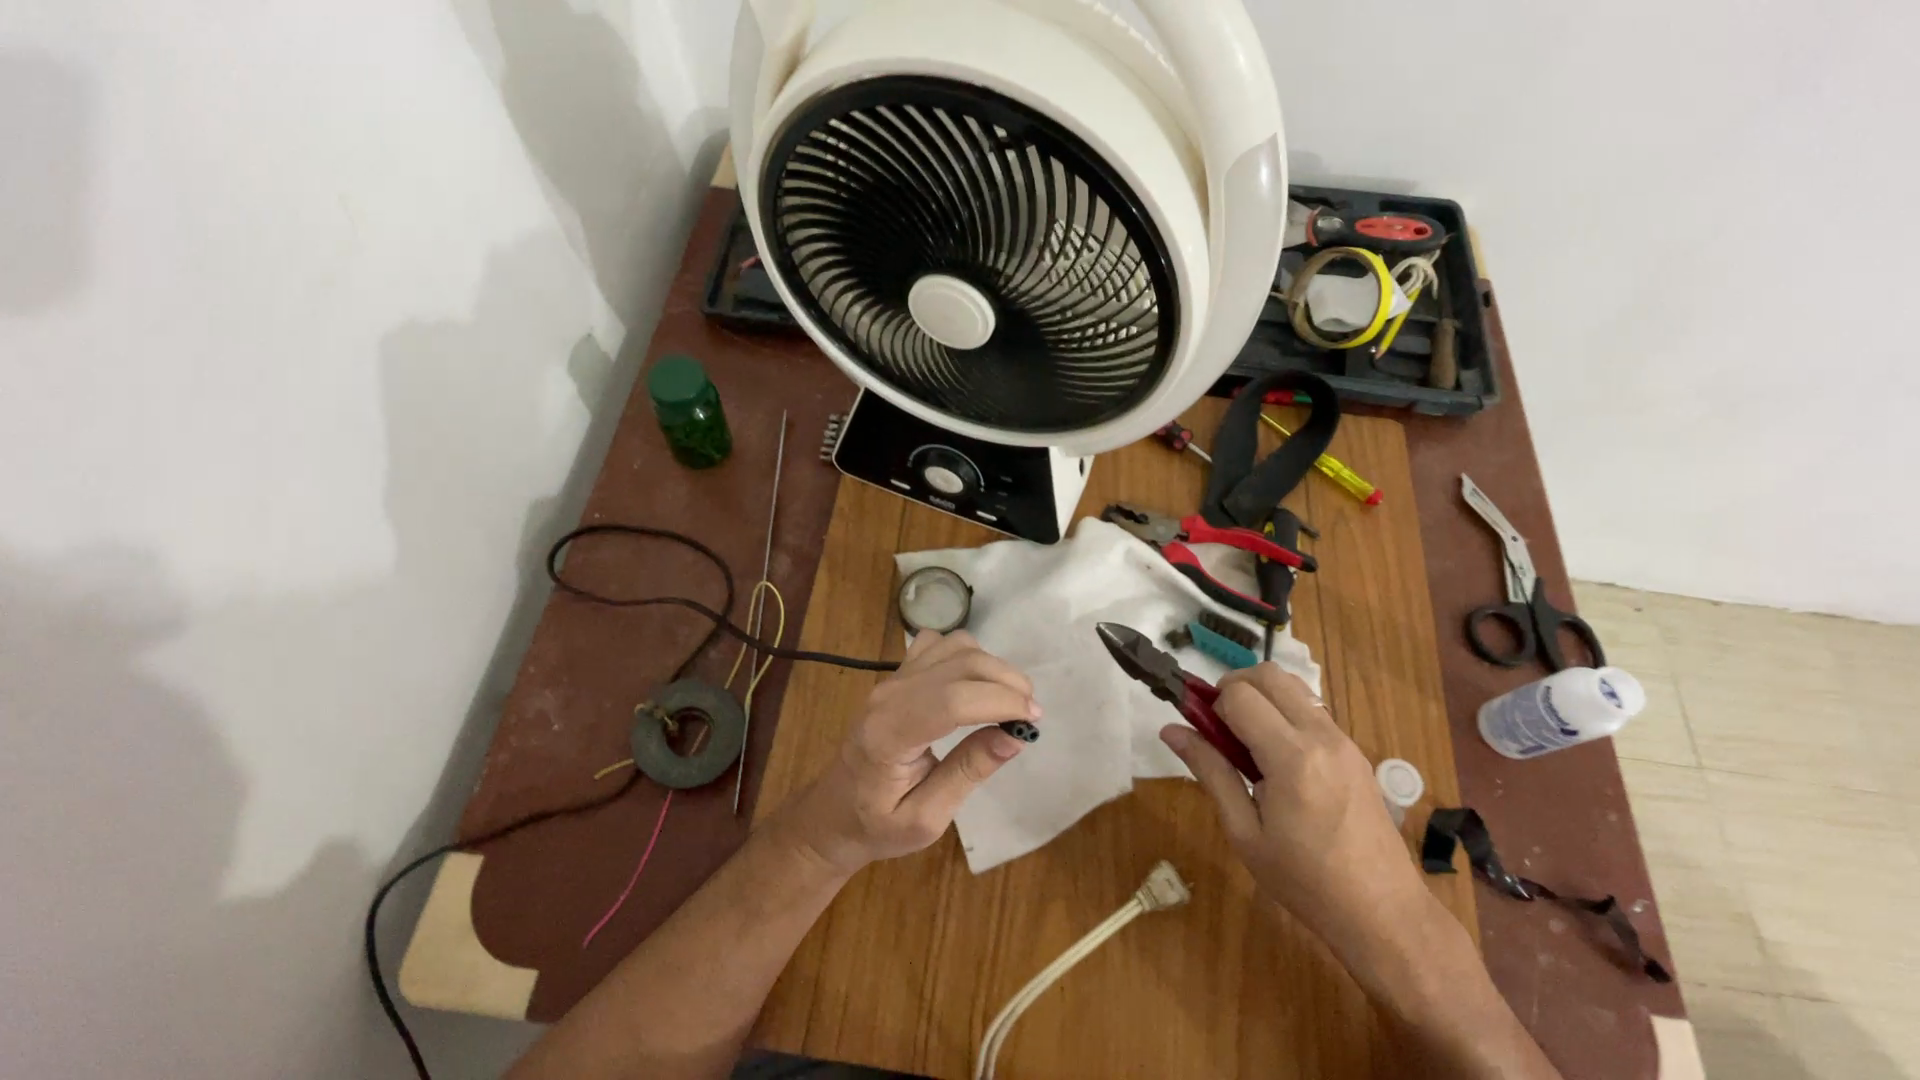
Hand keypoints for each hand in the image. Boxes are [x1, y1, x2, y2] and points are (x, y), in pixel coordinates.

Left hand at [779, 630, 1039, 876]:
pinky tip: (977, 687)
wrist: (834, 811)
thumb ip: (967, 773)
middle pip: (960, 663)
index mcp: (889, 735)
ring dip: (992, 666)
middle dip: (1007, 681)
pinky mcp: (897, 675)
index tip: (1033, 721)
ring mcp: (891, 679)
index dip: (1000, 701)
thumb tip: (1015, 736)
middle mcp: (888, 695)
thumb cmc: (877, 825)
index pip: (952, 700)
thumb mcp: (926, 819)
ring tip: (1010, 702)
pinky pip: (939, 645)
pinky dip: (969, 656)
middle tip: (1031, 715)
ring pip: (954, 646)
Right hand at [1158, 664, 1429, 958]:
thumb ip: (1210, 773)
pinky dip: (1285, 715)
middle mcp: (1322, 736)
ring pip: (1294, 687)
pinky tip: (1277, 762)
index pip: (1240, 695)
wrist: (1383, 912)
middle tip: (1218, 728)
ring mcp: (1344, 741)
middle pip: (1269, 674)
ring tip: (1246, 745)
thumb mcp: (1245, 833)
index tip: (1200, 733)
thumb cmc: (1304, 881)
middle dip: (1234, 687)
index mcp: (1291, 757)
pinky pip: (1312, 711)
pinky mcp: (1356, 752)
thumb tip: (1171, 731)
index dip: (1211, 705)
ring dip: (1262, 698)